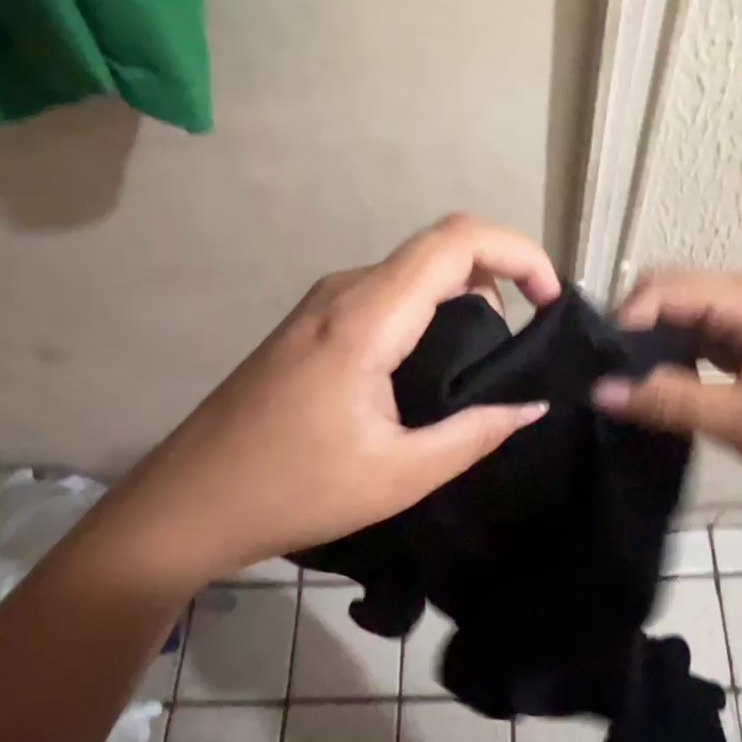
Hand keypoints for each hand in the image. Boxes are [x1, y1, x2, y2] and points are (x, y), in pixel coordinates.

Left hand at [112, 214, 560, 575]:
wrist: (189, 501)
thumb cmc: (294, 489)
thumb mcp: (399, 475)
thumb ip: (474, 434)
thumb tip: (531, 404)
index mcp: (367, 317)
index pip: (456, 240)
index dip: (518, 252)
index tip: (552, 300)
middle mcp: (345, 290)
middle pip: (439, 250)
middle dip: (498, 279)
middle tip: (524, 347)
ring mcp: (322, 303)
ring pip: (413, 272)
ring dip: (463, 300)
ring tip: (486, 367)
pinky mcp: (312, 323)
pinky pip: (387, 295)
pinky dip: (430, 313)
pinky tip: (435, 372)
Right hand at [590, 271, 741, 502]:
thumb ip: (671, 402)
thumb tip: (600, 390)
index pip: (667, 287)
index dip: (626, 318)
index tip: (597, 364)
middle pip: (669, 291)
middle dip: (633, 327)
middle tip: (606, 375)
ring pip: (679, 313)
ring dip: (651, 343)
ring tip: (622, 383)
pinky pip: (696, 333)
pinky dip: (671, 355)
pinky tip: (655, 386)